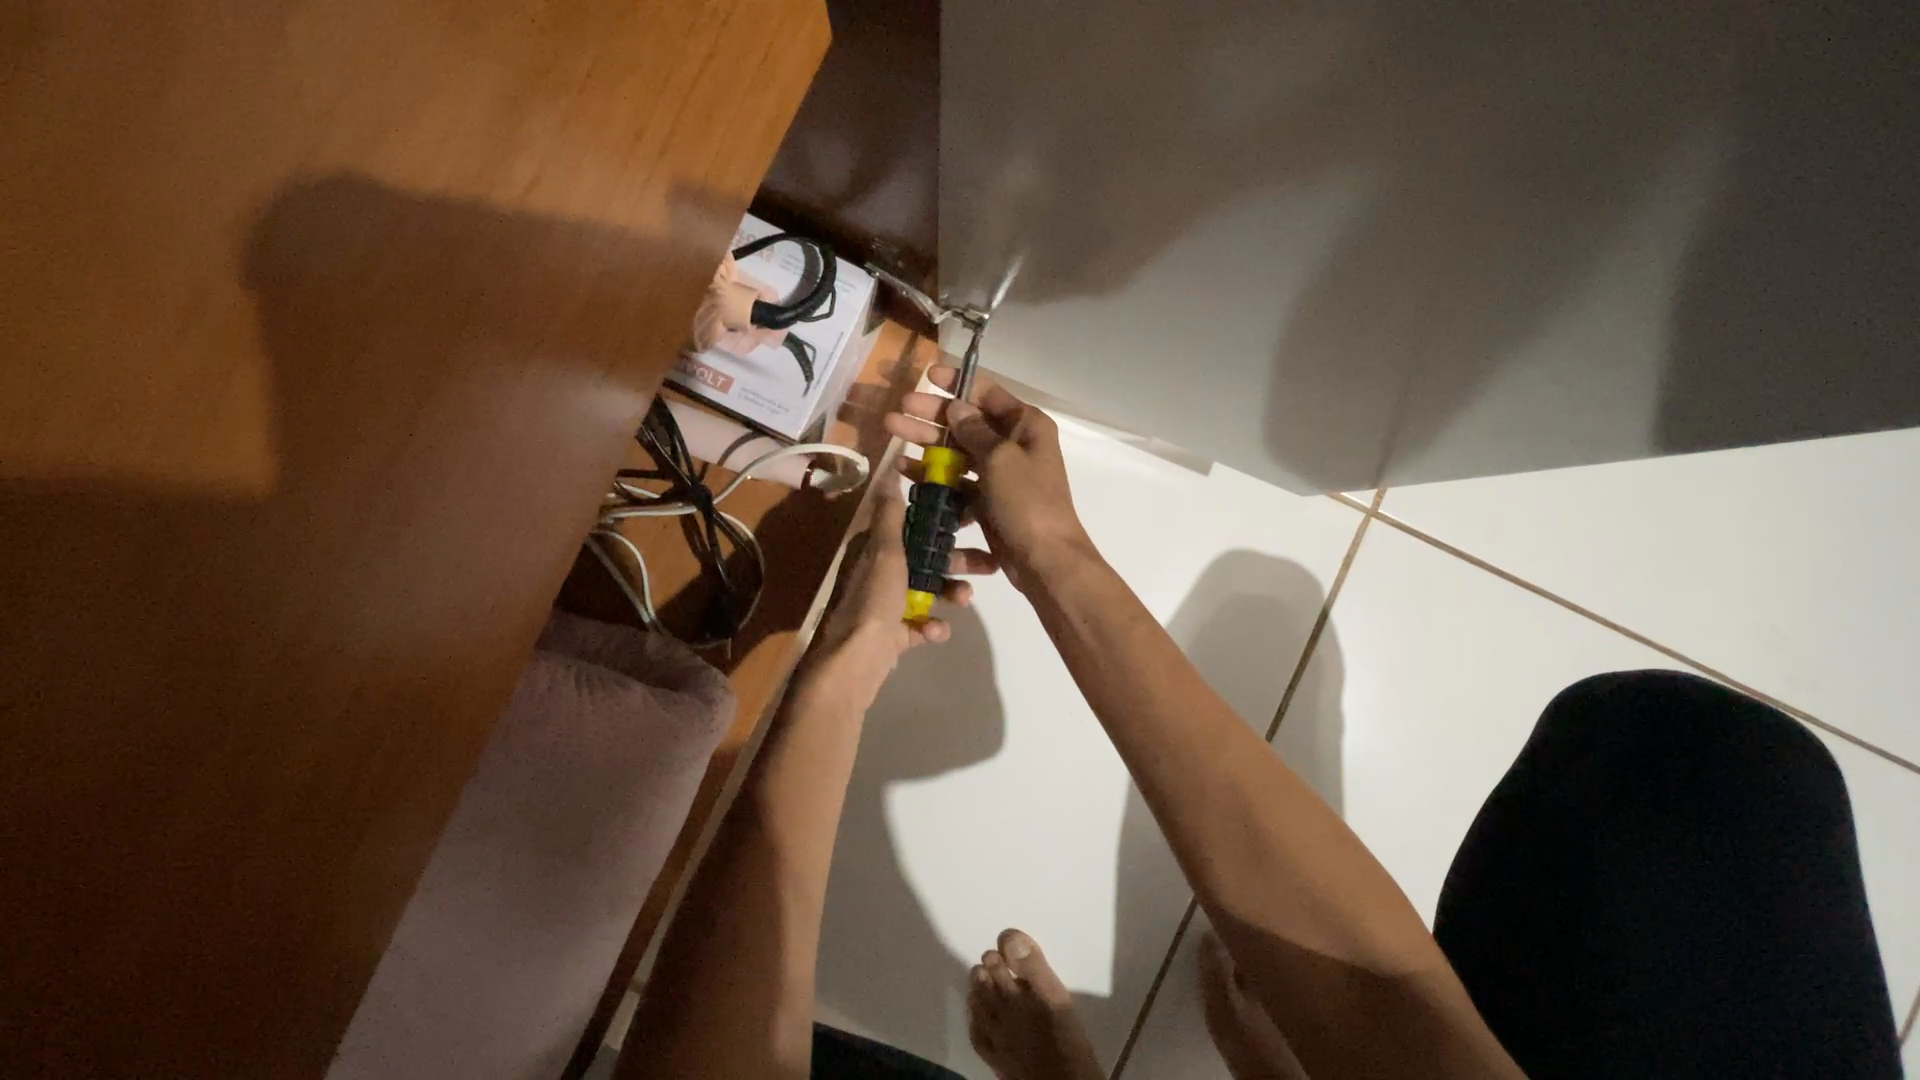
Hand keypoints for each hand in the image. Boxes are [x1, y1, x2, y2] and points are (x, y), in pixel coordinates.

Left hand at [801, 482, 969, 709]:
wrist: (854, 662)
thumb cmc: (873, 600)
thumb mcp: (884, 551)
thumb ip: (890, 514)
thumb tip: (888, 472)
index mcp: (875, 549)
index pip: (912, 526)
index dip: (941, 522)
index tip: (971, 521)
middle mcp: (879, 573)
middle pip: (925, 559)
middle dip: (957, 562)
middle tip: (989, 565)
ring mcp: (886, 606)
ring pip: (927, 591)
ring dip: (950, 593)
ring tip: (966, 600)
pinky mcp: (893, 635)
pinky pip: (921, 624)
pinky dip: (932, 626)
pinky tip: (936, 631)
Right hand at [884, 365, 1096, 593]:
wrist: (1045, 560)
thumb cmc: (1027, 502)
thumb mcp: (1000, 459)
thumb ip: (975, 430)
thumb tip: (957, 406)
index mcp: (1026, 425)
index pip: (987, 393)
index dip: (956, 383)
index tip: (927, 376)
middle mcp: (1014, 444)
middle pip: (966, 422)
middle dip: (931, 415)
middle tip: (897, 411)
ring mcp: (1000, 474)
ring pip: (958, 451)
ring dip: (926, 444)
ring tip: (892, 434)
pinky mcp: (987, 500)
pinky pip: (957, 481)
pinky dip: (934, 476)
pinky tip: (905, 471)